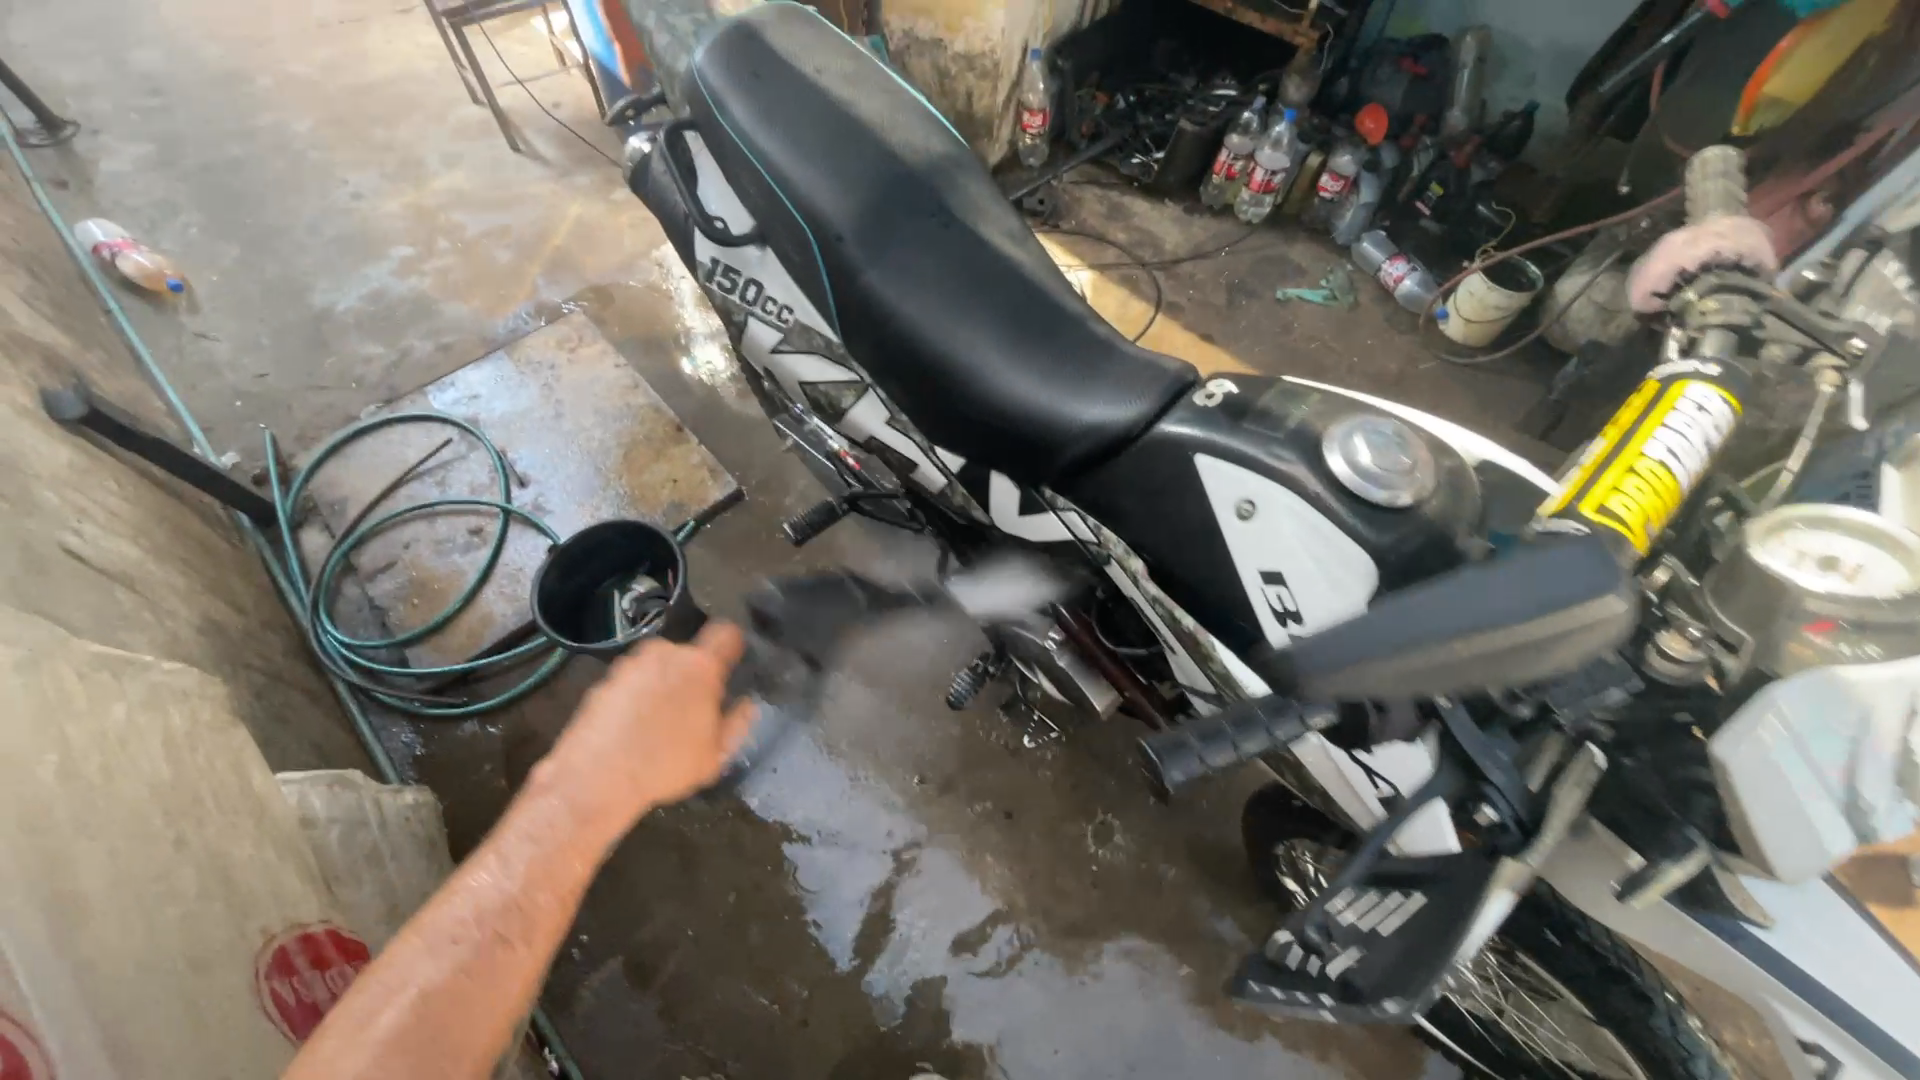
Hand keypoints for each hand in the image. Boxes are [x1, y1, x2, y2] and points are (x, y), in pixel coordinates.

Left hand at [542, 621, 756, 832]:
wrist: (594, 780)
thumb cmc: (665, 765)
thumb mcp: (716, 755)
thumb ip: (737, 722)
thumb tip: (745, 705)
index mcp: (700, 666)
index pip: (727, 633)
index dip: (734, 643)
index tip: (733, 660)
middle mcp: (665, 654)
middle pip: (690, 653)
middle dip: (693, 674)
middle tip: (692, 708)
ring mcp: (630, 665)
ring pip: (658, 666)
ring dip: (663, 684)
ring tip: (657, 722)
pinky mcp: (603, 680)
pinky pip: (632, 681)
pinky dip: (636, 696)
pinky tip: (631, 728)